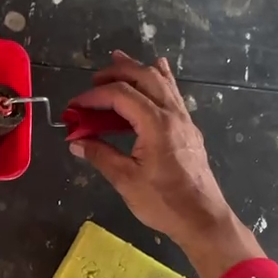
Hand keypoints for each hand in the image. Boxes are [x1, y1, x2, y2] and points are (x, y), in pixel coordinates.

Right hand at [68, 52, 264, 277]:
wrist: (202, 218)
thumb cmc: (163, 202)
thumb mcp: (125, 180)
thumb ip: (100, 155)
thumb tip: (76, 141)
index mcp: (156, 124)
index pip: (121, 95)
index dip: (94, 96)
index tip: (75, 107)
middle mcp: (172, 114)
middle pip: (144, 77)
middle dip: (117, 72)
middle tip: (94, 79)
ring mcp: (184, 120)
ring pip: (162, 81)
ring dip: (138, 69)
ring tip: (119, 59)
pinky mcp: (188, 130)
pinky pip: (173, 94)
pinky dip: (160, 79)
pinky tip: (158, 70)